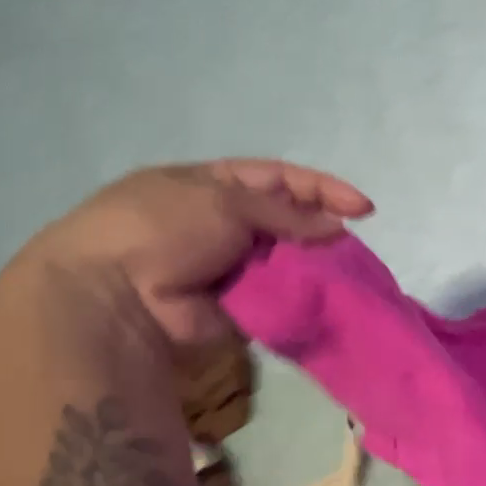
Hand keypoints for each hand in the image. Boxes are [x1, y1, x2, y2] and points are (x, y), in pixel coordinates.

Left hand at [10, 159, 373, 344]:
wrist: (120, 295)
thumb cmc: (162, 230)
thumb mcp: (222, 202)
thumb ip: (284, 213)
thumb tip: (336, 229)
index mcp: (211, 185)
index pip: (279, 179)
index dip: (322, 189)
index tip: (365, 209)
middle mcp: (226, 223)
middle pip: (290, 222)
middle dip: (324, 231)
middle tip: (354, 247)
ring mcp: (236, 268)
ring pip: (293, 263)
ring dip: (320, 268)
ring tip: (349, 277)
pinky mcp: (246, 307)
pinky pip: (286, 299)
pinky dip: (307, 299)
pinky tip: (331, 302)